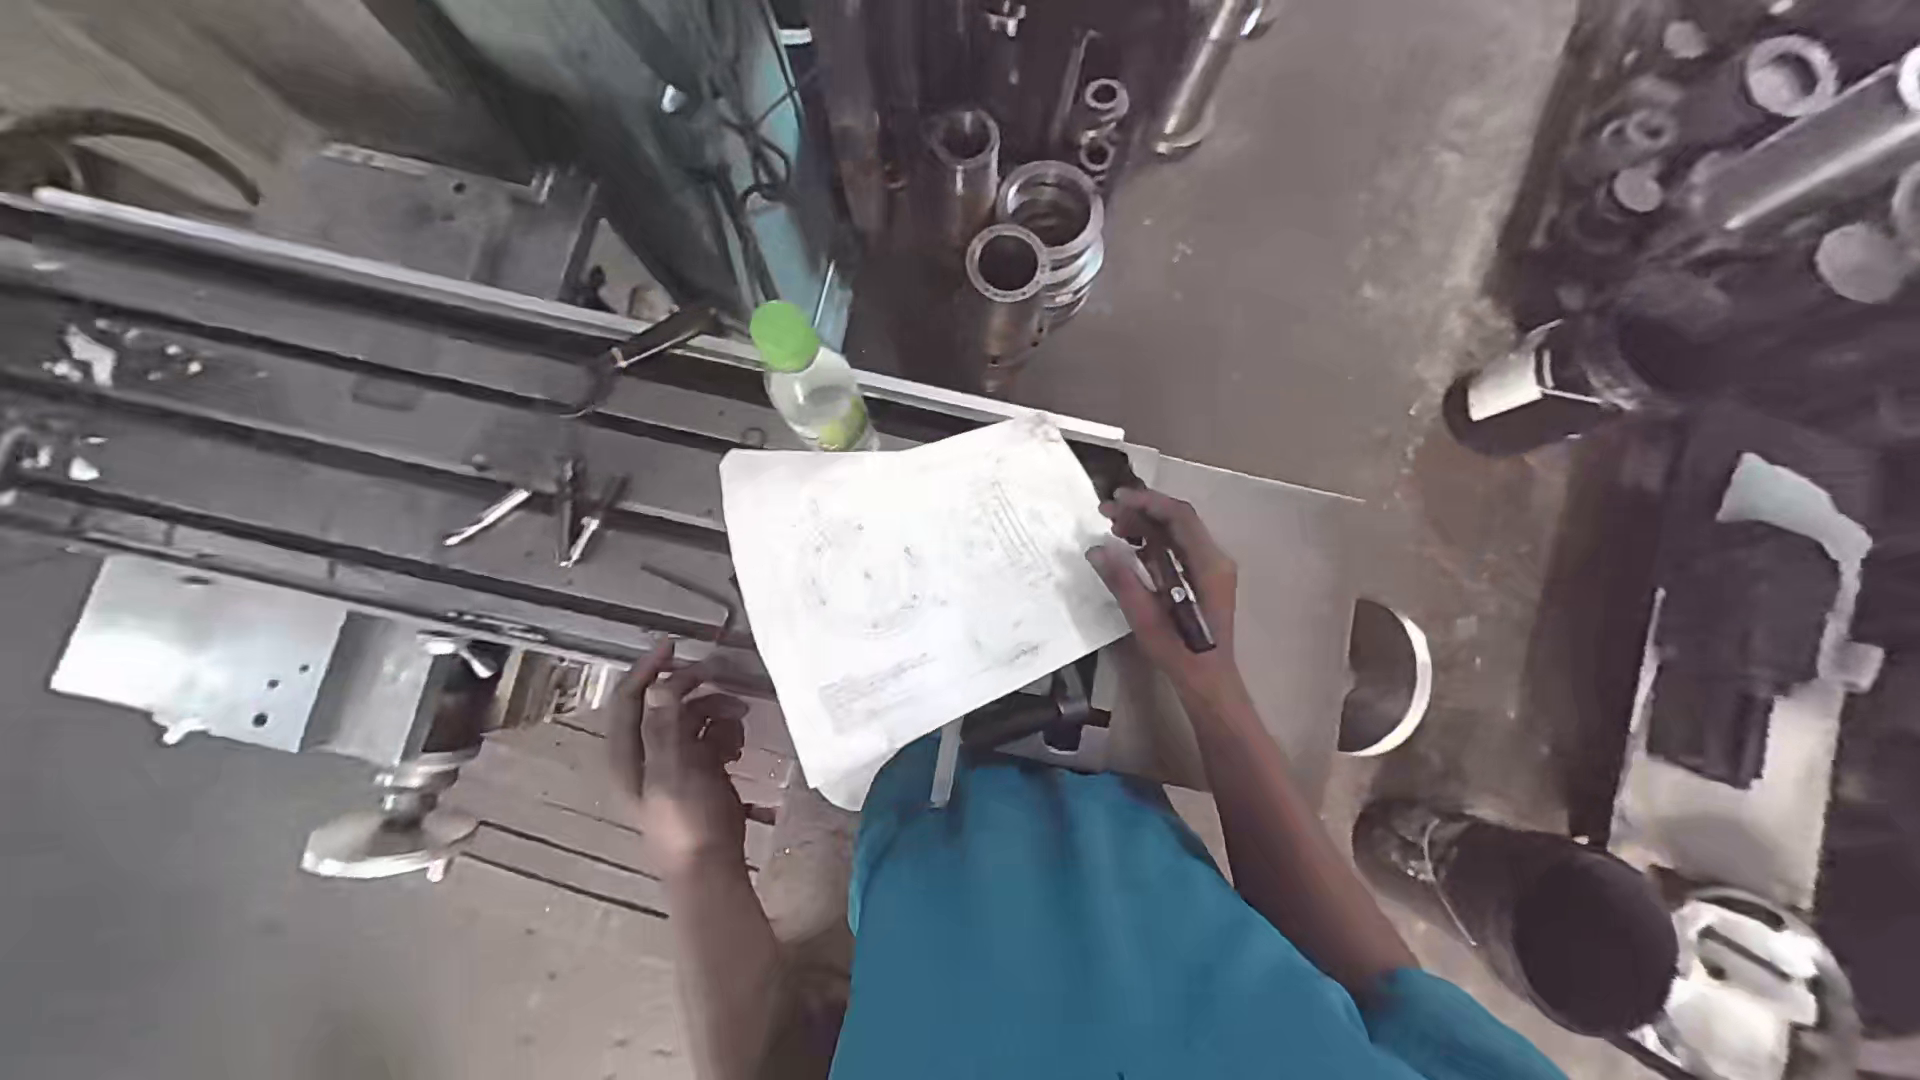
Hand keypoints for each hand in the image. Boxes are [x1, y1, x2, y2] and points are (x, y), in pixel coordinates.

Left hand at [607, 639, 750, 874]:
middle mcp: (647, 752)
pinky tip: (737, 747)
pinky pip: (710, 736)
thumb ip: (664, 727)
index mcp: (629, 753)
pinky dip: (725, 734)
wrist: (709, 866)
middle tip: (723, 678)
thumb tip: (658, 685)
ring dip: (717, 712)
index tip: (673, 645)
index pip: (629, 698)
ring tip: (740, 721)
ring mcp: (674, 761)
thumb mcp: (672, 772)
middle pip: (665, 703)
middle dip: (695, 691)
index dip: (647, 669)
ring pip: (693, 718)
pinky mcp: (698, 770)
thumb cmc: (685, 821)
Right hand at [1086, 487, 1245, 703]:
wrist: (1208, 681)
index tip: (1116, 498)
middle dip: (1141, 510)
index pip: (1179, 516)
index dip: (1147, 502)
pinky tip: (1129, 546)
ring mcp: (1210, 568)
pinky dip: (1152, 541)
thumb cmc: (1180, 652)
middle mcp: (1214, 559)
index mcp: (1208, 564)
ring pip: (1176, 533)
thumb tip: (1095, 550)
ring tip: (1112, 525)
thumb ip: (1122, 581)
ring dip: (1145, 525)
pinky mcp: (1203, 578)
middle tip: (1105, 511)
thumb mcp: (1145, 618)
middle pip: (1178, 520)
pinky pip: (1177, 548)